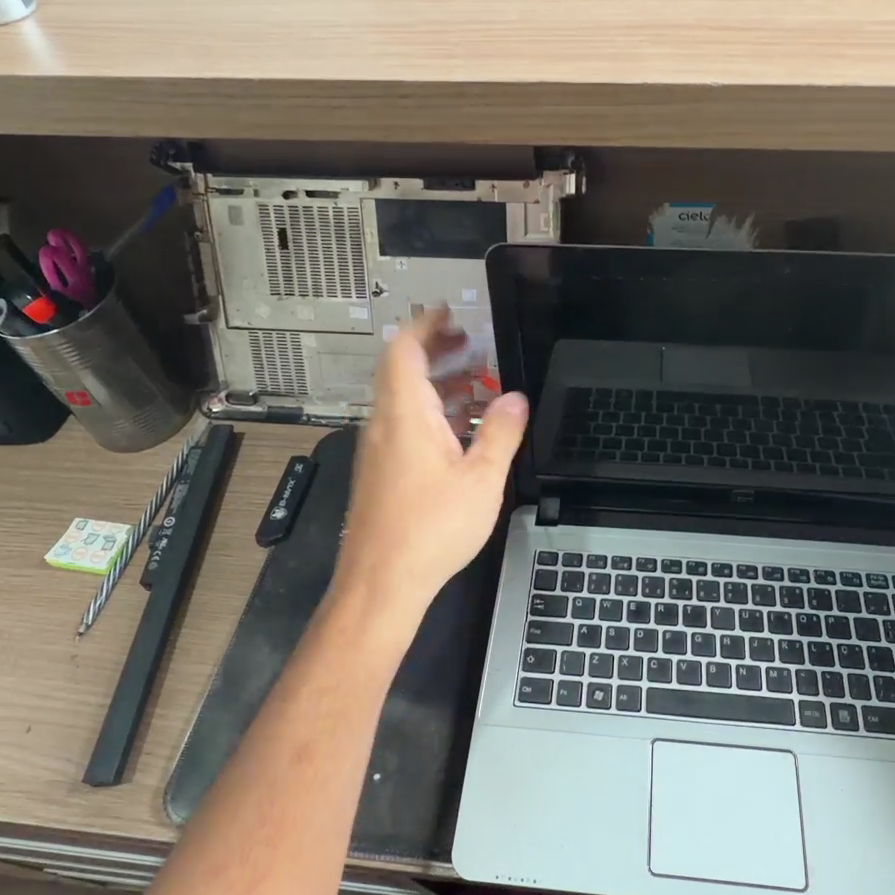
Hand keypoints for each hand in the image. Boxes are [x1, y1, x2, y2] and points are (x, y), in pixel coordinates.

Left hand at [334, 306, 528, 621]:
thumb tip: (516, 399)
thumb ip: (501, 433)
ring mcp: (379, 448)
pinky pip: (404, 424)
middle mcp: (384, 424)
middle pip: (403, 370)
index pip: (404, 349)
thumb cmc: (429, 530)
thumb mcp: (481, 479)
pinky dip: (431, 413)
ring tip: (477, 384)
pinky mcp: (381, 471)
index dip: (425, 324)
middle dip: (438, 351)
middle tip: (472, 344)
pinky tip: (461, 430)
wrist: (380, 582)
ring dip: (438, 384)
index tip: (449, 312)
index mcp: (405, 414)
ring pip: (405, 399)